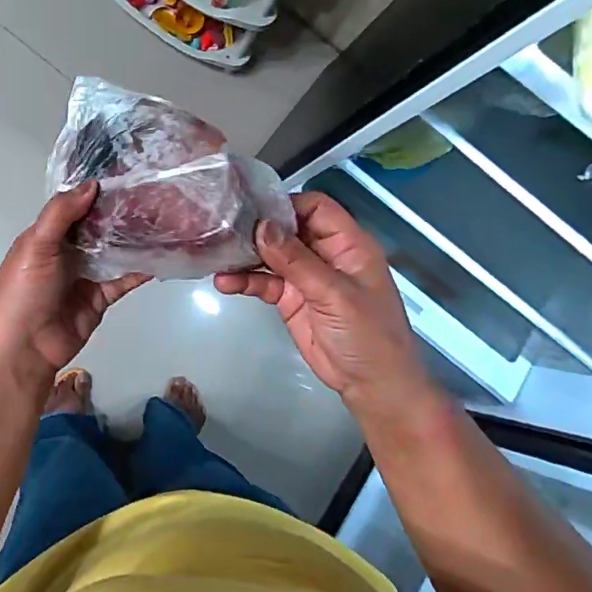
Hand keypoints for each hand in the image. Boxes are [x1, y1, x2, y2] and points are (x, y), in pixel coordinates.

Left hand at [0, 182, 148, 398]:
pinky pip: (124, 280)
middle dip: (122, 214)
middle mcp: (67, 252)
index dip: (97, 192)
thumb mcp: (35, 246)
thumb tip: (92, 184)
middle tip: (156, 193)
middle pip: (98, 228)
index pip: (75, 207)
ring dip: (134, 238)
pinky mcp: (100, 298)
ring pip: (114, 251)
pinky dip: (141, 269)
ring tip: (164, 218)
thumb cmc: (22, 293)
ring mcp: (85, 276)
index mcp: (46, 237)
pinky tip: (161, 255)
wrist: (23, 350)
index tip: (127, 174)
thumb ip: (61, 214)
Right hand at [214, 192, 427, 407]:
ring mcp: (306, 277)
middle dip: (259, 229)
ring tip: (219, 258)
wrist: (372, 385)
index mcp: (348, 244)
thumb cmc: (368, 334)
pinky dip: (245, 281)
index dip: (287, 206)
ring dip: (246, 257)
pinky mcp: (290, 299)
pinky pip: (264, 282)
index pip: (316, 208)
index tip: (254, 211)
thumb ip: (297, 261)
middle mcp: (325, 254)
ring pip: (271, 255)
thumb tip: (262, 227)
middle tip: (225, 230)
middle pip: (288, 229)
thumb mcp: (335, 294)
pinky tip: (225, 283)